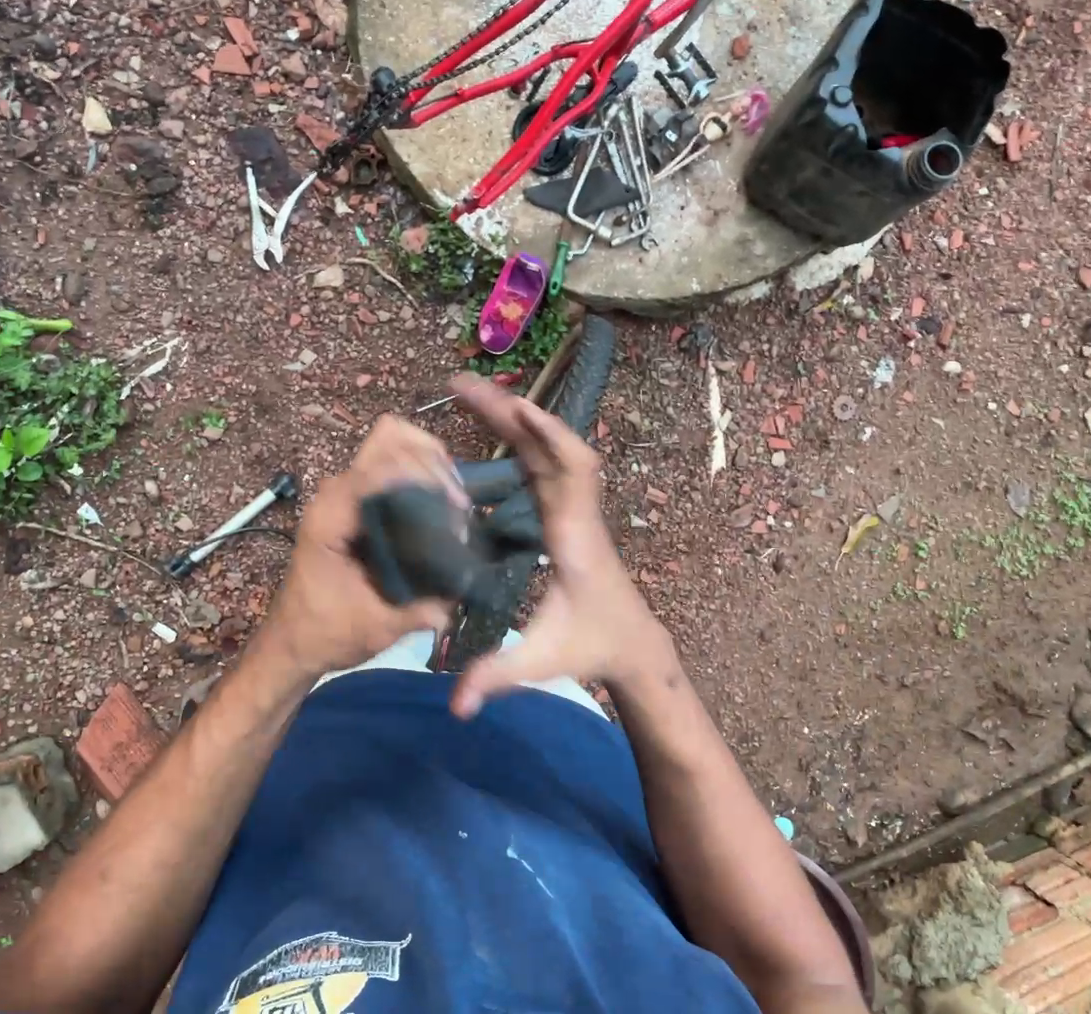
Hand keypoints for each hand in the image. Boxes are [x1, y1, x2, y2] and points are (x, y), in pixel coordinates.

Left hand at [258, 416, 459, 677]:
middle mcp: (337, 493)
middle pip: (390, 438)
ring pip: (394, 446)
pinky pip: (393, 468)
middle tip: (457, 503)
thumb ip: (418, 611)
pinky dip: (423, 476)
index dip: (425, 476)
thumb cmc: (324, 632)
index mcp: (332, 515)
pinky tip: (443, 509)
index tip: (455, 511)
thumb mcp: (374, 627)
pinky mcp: (356, 503)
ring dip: (430, 465)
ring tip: (455, 504)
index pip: (382, 464)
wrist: (291, 644)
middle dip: (431, 460)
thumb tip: (463, 593)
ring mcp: (346, 494)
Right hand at [448, 373, 673, 717]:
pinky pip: (545, 464)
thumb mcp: (545, 662)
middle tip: (460, 385)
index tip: (516, 406)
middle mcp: (577, 512)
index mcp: (575, 536)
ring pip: (549, 449)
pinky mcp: (566, 514)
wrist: (635, 644)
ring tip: (472, 396)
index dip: (547, 435)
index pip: (570, 472)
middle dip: (511, 411)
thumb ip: (500, 677)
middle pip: (552, 446)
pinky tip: (496, 432)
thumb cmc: (596, 647)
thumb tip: (455, 706)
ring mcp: (574, 510)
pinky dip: (522, 440)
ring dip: (515, 419)